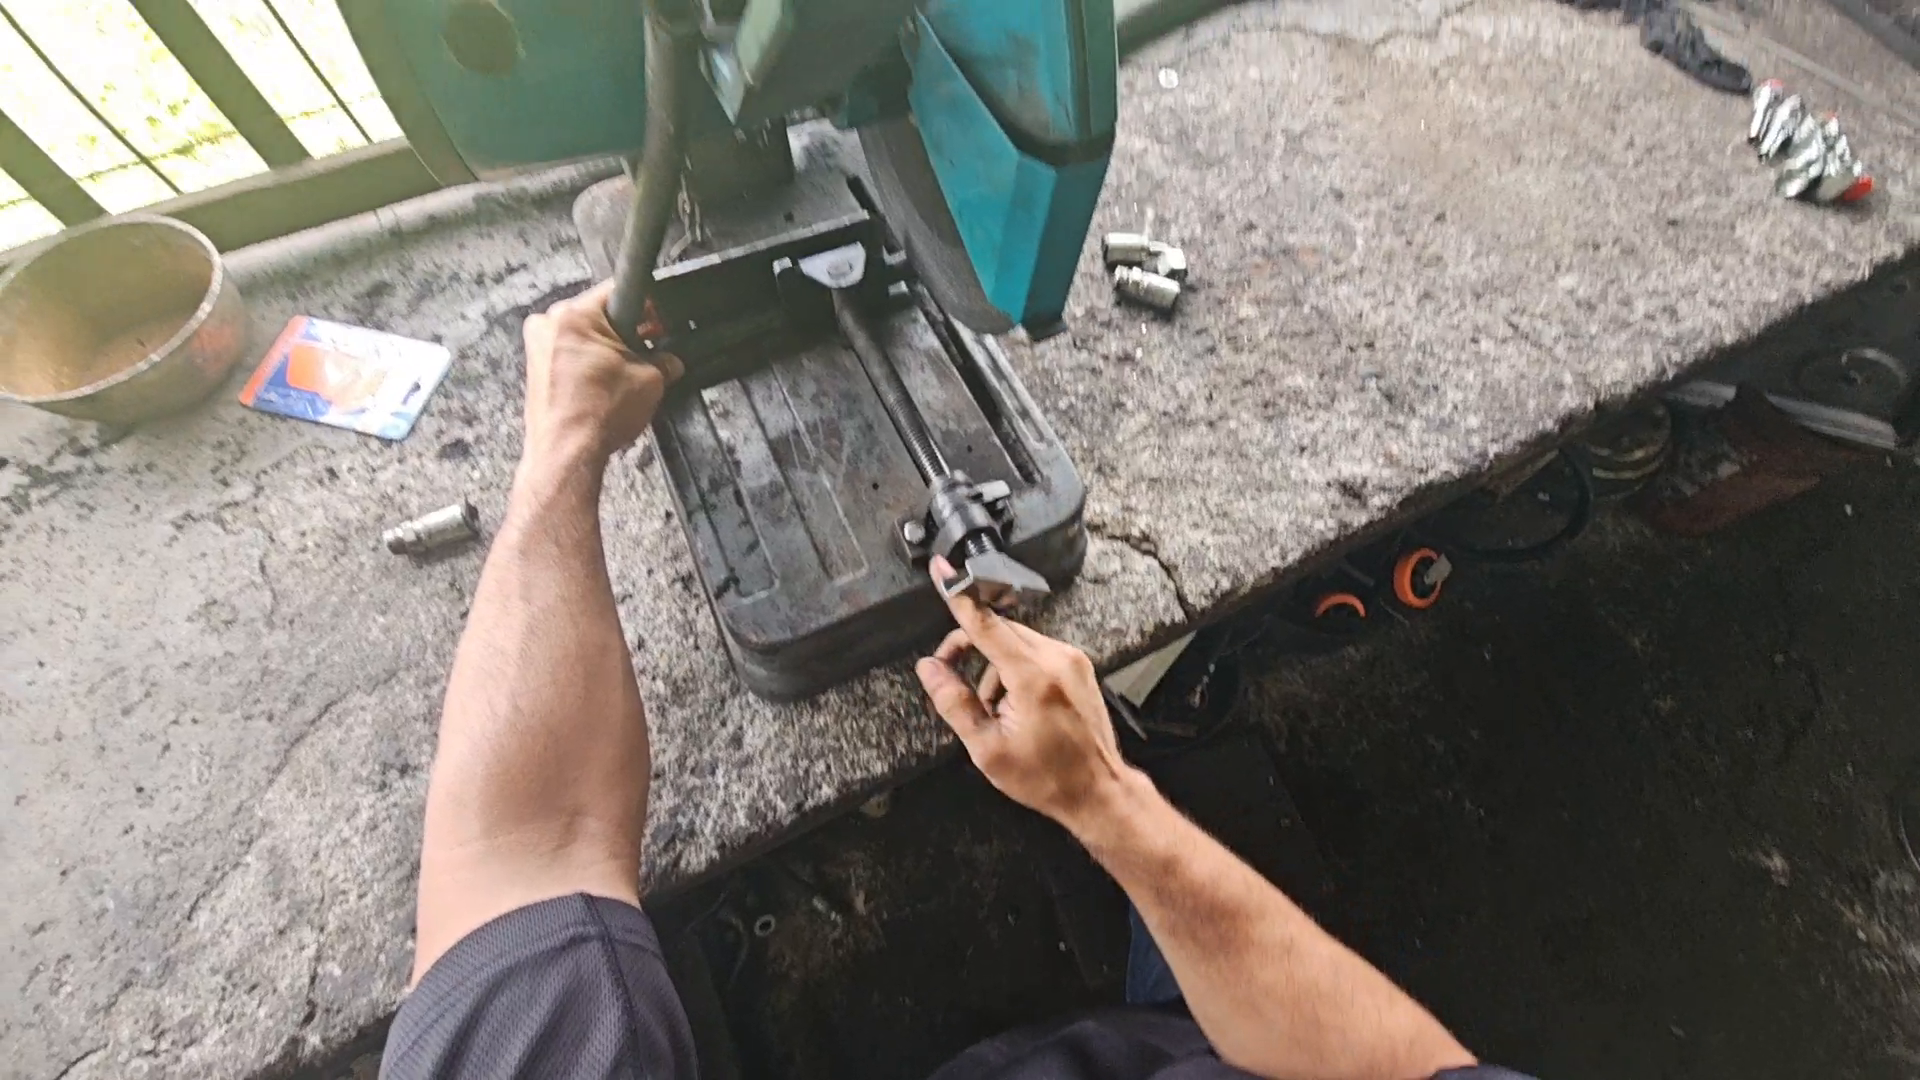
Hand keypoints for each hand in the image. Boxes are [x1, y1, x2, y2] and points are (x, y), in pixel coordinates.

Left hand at [519, 280, 683, 468]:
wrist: (567, 451)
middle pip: (599, 313)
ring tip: (631, 372)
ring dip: (609, 347)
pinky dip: (592, 362)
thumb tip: (671, 361)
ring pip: (584, 334)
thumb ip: (665, 362)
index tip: (662, 321)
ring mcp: (537, 345)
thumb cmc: (599, 413)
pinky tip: (609, 383)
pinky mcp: (536, 367)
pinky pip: (571, 353)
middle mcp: (548, 322)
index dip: (649, 305)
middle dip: (628, 330)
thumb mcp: (650, 381)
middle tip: (652, 349)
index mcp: (574, 315)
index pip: (619, 291)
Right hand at [915, 556, 1135, 828]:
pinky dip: (1014, 669)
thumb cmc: (1046, 777)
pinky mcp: (1077, 666)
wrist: (1097, 792)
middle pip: (997, 630)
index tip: (942, 570)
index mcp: (1033, 676)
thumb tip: (929, 668)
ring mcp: (1071, 659)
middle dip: (968, 647)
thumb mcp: (987, 749)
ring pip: (1014, 641)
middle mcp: (1056, 658)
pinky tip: (1013, 703)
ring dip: (992, 665)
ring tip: (993, 709)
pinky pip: (1034, 651)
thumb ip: (954, 702)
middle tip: (950, 677)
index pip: (985, 624)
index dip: (959, 595)